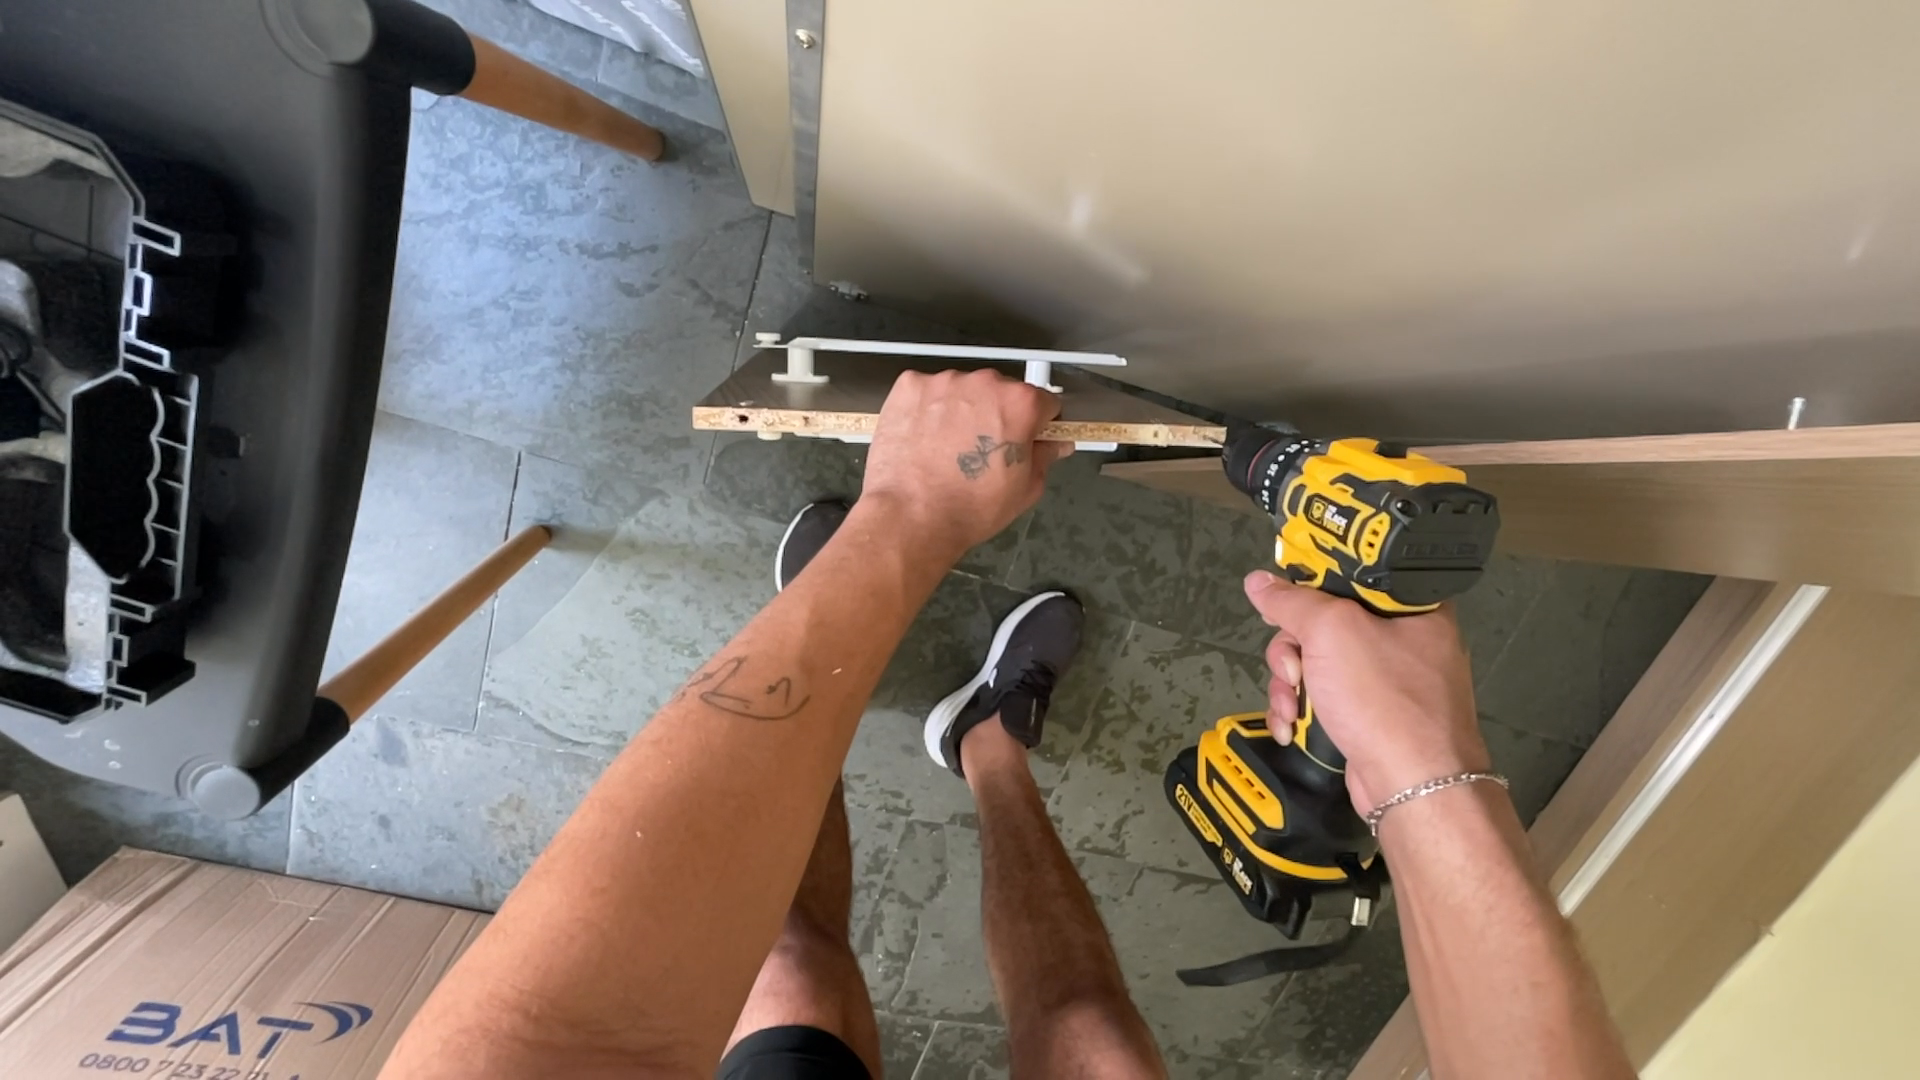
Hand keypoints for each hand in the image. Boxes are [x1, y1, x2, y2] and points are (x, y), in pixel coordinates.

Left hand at [861, 369, 1068, 562]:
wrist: (911, 516)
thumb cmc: (968, 508)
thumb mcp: (1025, 490)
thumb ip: (1045, 457)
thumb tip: (1053, 444)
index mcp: (1020, 403)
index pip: (1043, 402)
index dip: (1037, 424)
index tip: (1026, 439)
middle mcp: (984, 383)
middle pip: (1000, 392)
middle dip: (996, 415)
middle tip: (982, 453)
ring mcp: (944, 382)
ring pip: (962, 390)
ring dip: (961, 411)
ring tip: (948, 451)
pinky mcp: (910, 387)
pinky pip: (927, 392)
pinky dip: (927, 410)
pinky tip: (924, 440)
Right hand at [1243, 571, 1490, 815]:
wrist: (1412, 786)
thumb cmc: (1381, 696)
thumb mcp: (1332, 632)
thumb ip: (1292, 601)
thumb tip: (1257, 580)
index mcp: (1411, 608)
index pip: (1350, 577)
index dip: (1309, 586)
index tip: (1284, 603)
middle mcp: (1403, 640)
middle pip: (1322, 623)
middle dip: (1291, 651)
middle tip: (1292, 669)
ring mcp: (1386, 682)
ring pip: (1314, 662)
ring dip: (1289, 685)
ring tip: (1290, 708)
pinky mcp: (1369, 715)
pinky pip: (1323, 695)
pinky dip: (1300, 709)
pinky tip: (1291, 726)